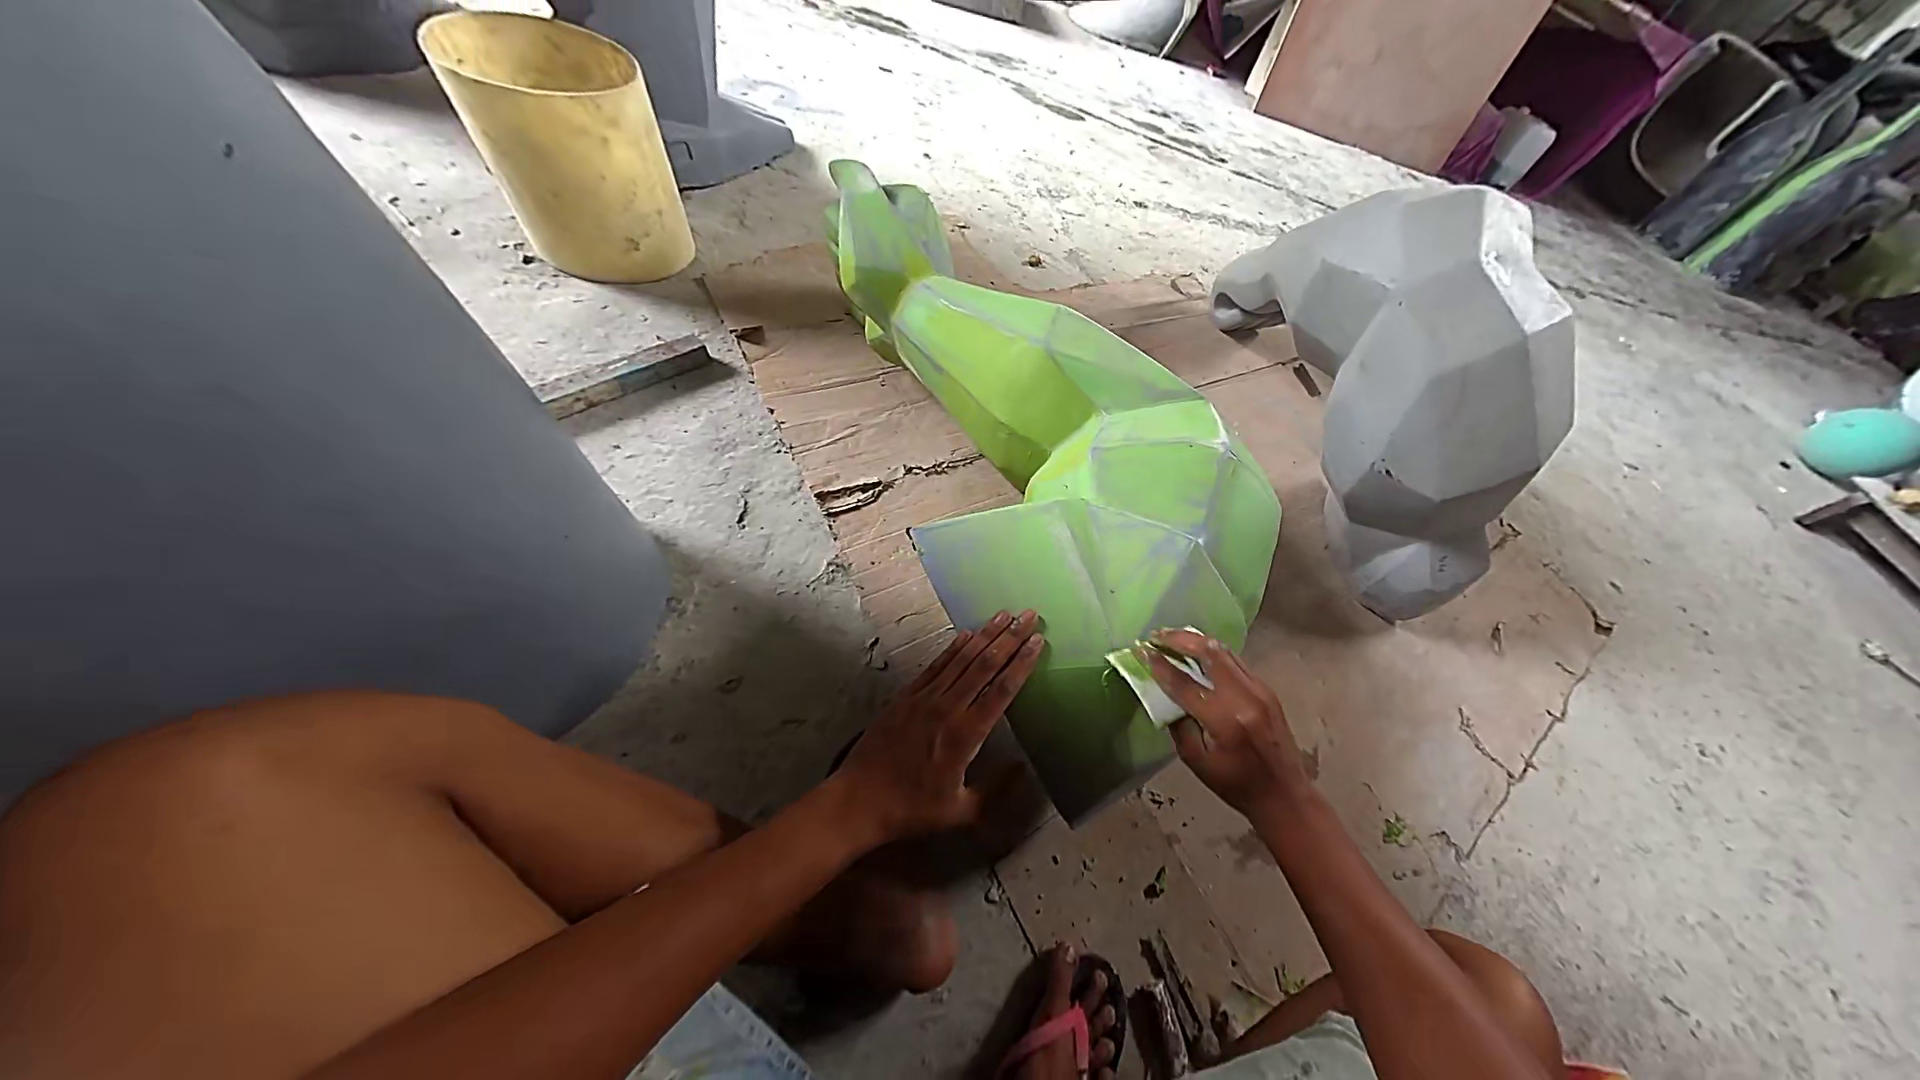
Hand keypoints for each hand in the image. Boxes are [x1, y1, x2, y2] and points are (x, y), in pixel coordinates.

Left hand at [834, 610, 1043, 842]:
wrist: (858, 800)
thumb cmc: (911, 810)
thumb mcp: (961, 812)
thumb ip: (996, 790)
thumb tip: (1023, 767)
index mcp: (964, 736)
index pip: (1001, 691)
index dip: (1021, 664)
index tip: (1037, 642)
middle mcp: (946, 709)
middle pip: (984, 665)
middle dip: (1009, 638)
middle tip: (1028, 616)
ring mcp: (923, 699)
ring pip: (960, 659)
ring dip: (985, 635)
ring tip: (1004, 615)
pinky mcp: (905, 697)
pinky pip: (935, 666)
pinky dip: (953, 648)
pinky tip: (966, 634)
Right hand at [1141, 628, 1309, 818]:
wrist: (1285, 794)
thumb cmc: (1237, 785)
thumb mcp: (1196, 761)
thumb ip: (1179, 725)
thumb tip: (1166, 696)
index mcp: (1225, 720)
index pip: (1184, 683)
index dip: (1159, 665)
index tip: (1140, 651)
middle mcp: (1245, 697)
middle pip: (1209, 652)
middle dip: (1179, 639)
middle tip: (1156, 637)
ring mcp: (1260, 690)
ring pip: (1224, 651)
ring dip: (1196, 641)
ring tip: (1172, 638)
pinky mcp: (1266, 690)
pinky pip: (1235, 662)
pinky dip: (1212, 653)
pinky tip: (1197, 653)